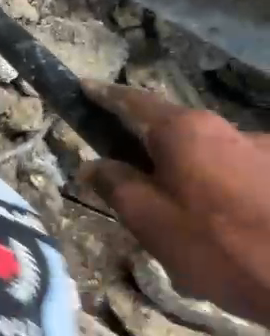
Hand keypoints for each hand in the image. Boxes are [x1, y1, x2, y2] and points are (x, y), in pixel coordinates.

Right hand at [82, 81, 269, 322]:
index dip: (103, 94)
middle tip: (150, 189)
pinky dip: (243, 201)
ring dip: (209, 182)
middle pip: (184, 135)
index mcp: (186, 130)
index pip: (132, 100)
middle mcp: (235, 132)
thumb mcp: (149, 220)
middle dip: (164, 155)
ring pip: (226, 162)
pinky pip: (259, 184)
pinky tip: (244, 234)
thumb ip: (115, 185)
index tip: (83, 88)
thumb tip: (98, 166)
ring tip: (206, 224)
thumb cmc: (227, 247)